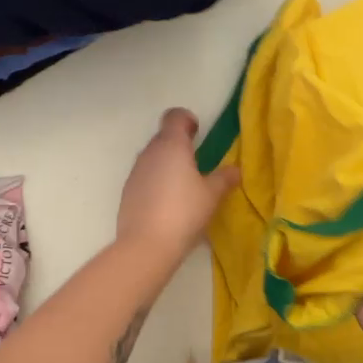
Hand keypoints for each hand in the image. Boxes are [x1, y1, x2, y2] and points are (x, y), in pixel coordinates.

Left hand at [116, 108, 239, 257]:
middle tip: (195, 166)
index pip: (175, 117)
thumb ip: (224, 179)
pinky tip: (166, 207)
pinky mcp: (127, 194)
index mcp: (171, 145)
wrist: (146, 245)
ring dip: (166, 167)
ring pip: (152, 160)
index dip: (187, 120)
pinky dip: (155, 186)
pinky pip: (144, 181)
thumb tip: (236, 170)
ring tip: (181, 190)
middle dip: (178, 147)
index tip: (197, 133)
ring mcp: (135, 174)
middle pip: (163, 138)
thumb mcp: (211, 196)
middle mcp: (149, 153)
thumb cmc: (184, 213)